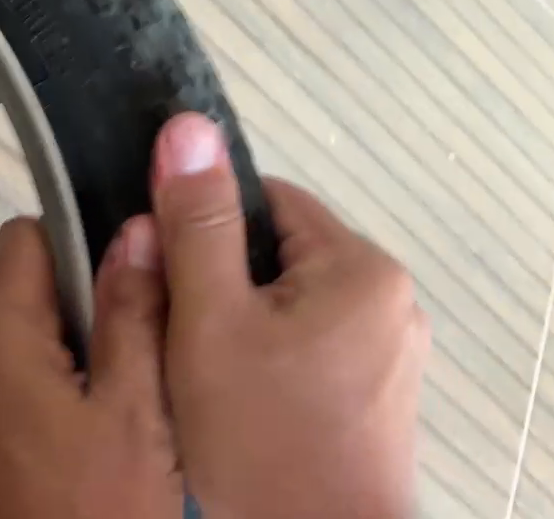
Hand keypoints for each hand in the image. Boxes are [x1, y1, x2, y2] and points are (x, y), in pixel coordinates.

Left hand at [0, 216, 181, 518]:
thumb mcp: (138, 426)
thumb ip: (130, 318)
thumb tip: (132, 230)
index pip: (19, 244)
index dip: (63, 250)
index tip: (101, 285)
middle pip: (9, 313)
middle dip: (57, 338)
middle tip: (106, 401)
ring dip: (26, 384)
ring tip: (72, 448)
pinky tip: (30, 470)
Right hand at [152, 113, 428, 518]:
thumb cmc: (258, 429)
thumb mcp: (209, 316)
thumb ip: (195, 219)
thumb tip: (187, 124)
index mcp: (359, 267)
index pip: (258, 198)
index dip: (197, 220)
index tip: (163, 264)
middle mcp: (389, 298)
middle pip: (268, 244)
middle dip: (211, 269)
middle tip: (174, 317)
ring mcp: (387, 347)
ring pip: (279, 290)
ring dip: (229, 307)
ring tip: (196, 353)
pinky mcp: (374, 387)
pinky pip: (299, 330)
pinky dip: (258, 341)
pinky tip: (231, 381)